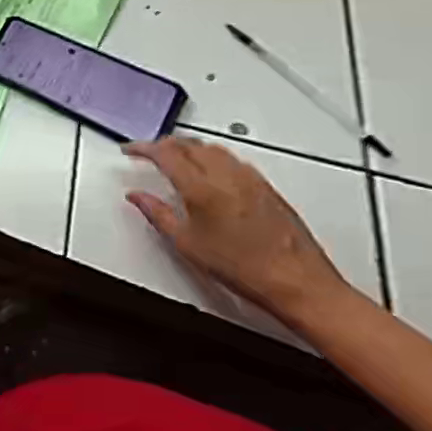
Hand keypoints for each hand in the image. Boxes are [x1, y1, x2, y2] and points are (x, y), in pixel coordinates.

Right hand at [125, 135, 350, 322]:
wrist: (299, 286)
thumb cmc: (248, 269)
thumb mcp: (186, 243)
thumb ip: (156, 213)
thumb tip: (138, 198)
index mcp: (202, 189)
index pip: (165, 153)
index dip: (142, 147)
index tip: (132, 150)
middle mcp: (228, 179)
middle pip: (190, 145)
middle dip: (164, 144)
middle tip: (150, 151)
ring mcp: (253, 183)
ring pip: (215, 149)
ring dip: (191, 147)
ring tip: (178, 156)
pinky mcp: (270, 191)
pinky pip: (237, 161)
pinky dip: (216, 157)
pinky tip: (213, 169)